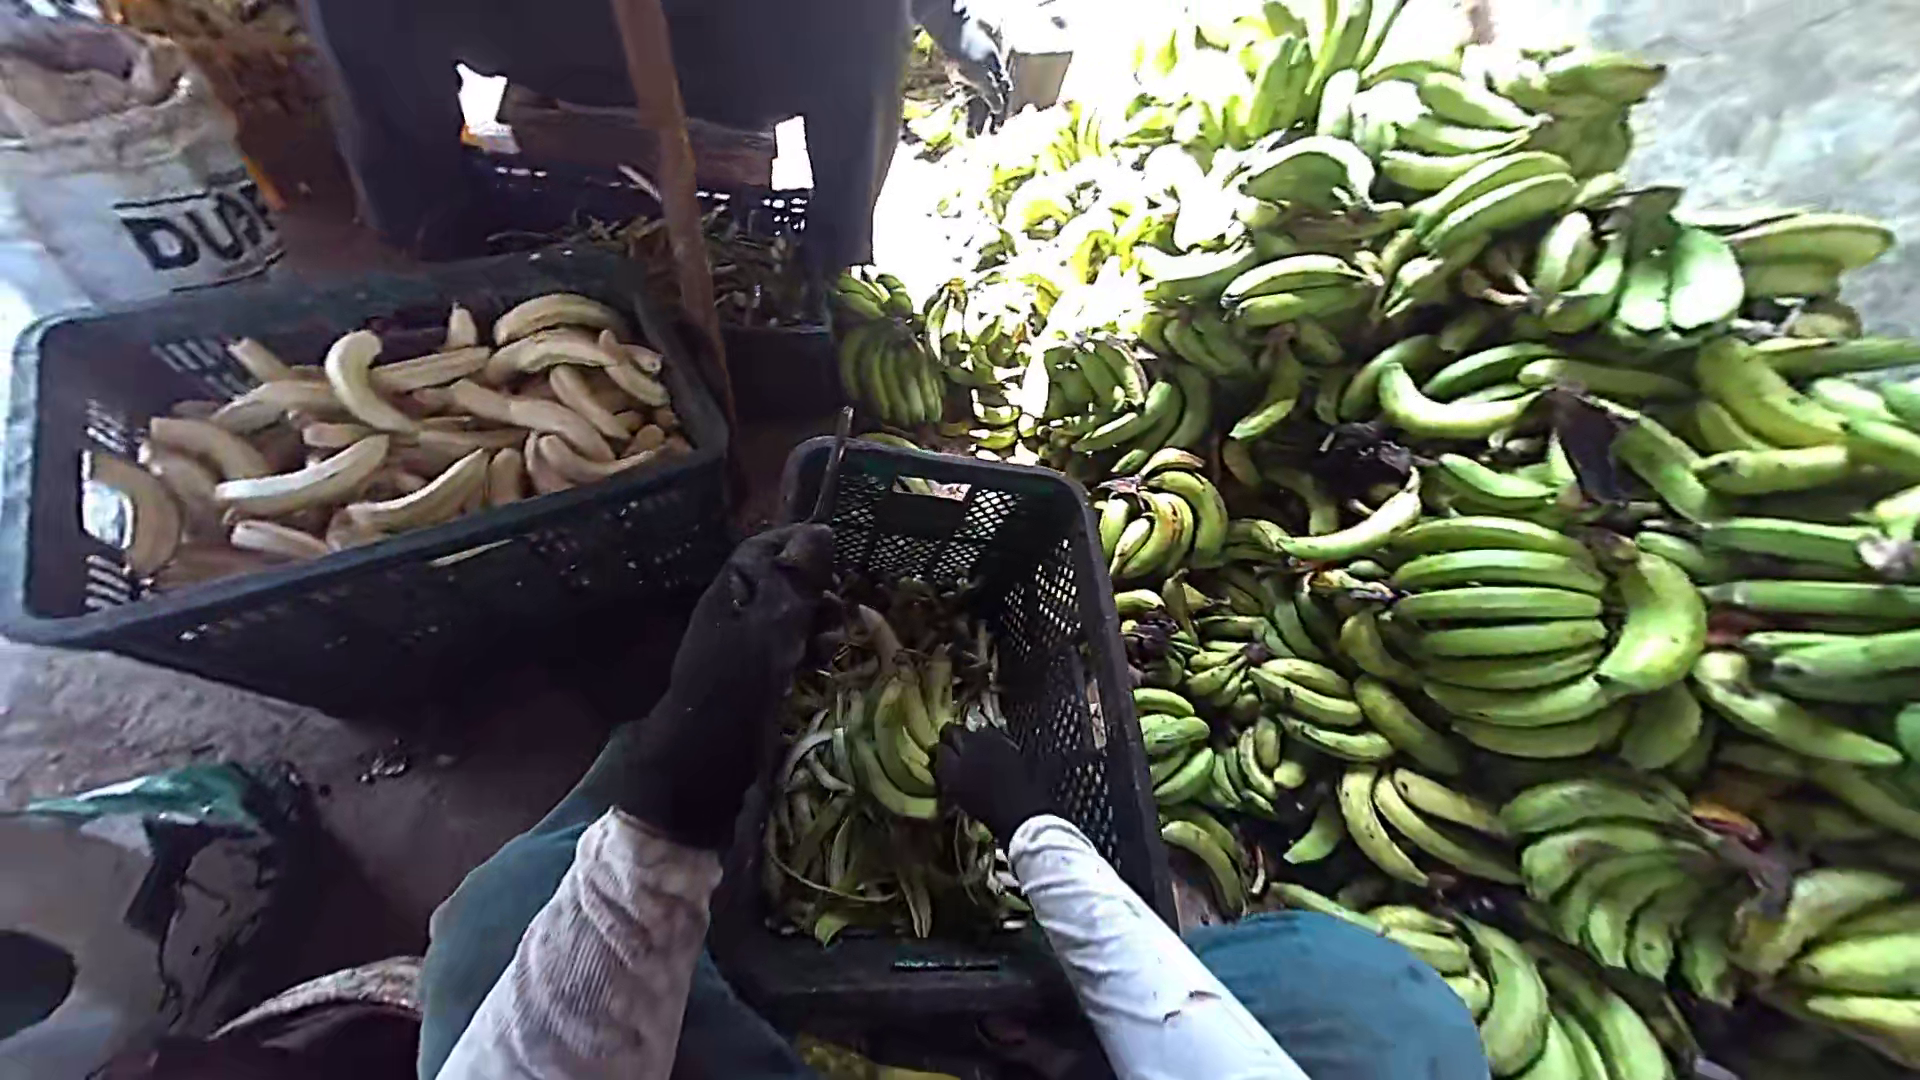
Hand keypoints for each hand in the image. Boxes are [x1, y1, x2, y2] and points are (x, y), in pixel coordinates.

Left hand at [619, 524, 832, 847]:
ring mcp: (750, 644)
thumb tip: (820, 531)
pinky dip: (813, 649)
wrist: (703, 767)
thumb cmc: (735, 688)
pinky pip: (794, 647)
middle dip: (819, 589)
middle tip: (839, 606)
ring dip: (821, 622)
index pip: (768, 545)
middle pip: (788, 580)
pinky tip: (823, 662)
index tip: (837, 553)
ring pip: (796, 615)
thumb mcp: (771, 628)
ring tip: (832, 642)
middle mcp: (740, 610)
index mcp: (733, 590)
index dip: (802, 543)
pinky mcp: (762, 673)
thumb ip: (795, 581)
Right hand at [934, 726, 1053, 842]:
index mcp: (968, 739)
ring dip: (978, 750)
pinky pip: (999, 750)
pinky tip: (992, 772)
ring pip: (984, 741)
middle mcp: (987, 735)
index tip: (941, 754)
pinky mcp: (1018, 755)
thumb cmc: (981, 799)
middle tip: (957, 762)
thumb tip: (938, 747)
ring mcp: (1005, 743)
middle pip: (968, 734)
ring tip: (976, 768)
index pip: (950, 730)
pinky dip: (993, 757)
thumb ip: (943, 760)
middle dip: (961, 745)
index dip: (944, 741)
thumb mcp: (952, 781)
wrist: (1021, 811)